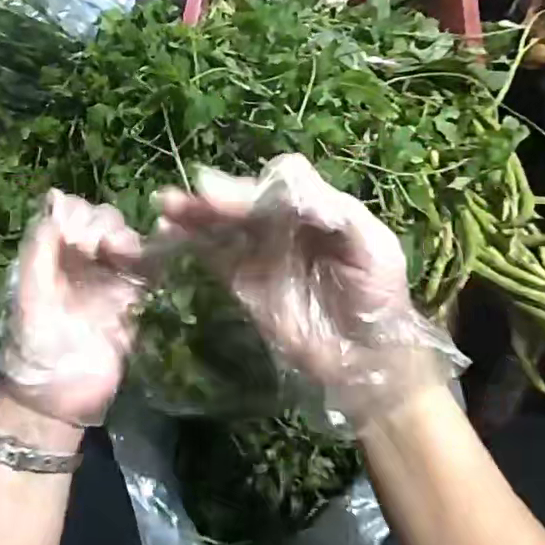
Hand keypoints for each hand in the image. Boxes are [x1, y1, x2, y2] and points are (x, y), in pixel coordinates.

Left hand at [0, 190, 146, 426]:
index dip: (78, 212)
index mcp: (52, 255)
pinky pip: (149, 270)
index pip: (70, 213)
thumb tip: (54, 200)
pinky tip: (150, 259)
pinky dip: (153, 258)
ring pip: (127, 240)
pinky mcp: (134, 301)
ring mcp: (109, 280)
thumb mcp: (28, 297)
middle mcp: (81, 261)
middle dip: (105, 224)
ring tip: (122, 255)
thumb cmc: (32, 349)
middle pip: (102, 221)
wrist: (57, 402)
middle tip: (104, 246)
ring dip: (127, 239)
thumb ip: (39, 250)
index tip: (80, 231)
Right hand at [155, 154, 466, 424]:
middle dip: (213, 197)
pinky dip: (189, 240)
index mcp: (315, 207)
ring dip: (193, 211)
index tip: (227, 198)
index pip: (278, 183)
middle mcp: (283, 221)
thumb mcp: (372, 247)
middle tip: (184, 202)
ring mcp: (259, 249)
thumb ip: (333, 210)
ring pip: (221, 220)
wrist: (367, 362)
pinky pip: (212, 251)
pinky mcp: (241, 277)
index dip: (252, 187)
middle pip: (242, 197)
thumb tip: (281, 185)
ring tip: (166, 208)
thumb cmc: (377, 299)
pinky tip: (168, 234)